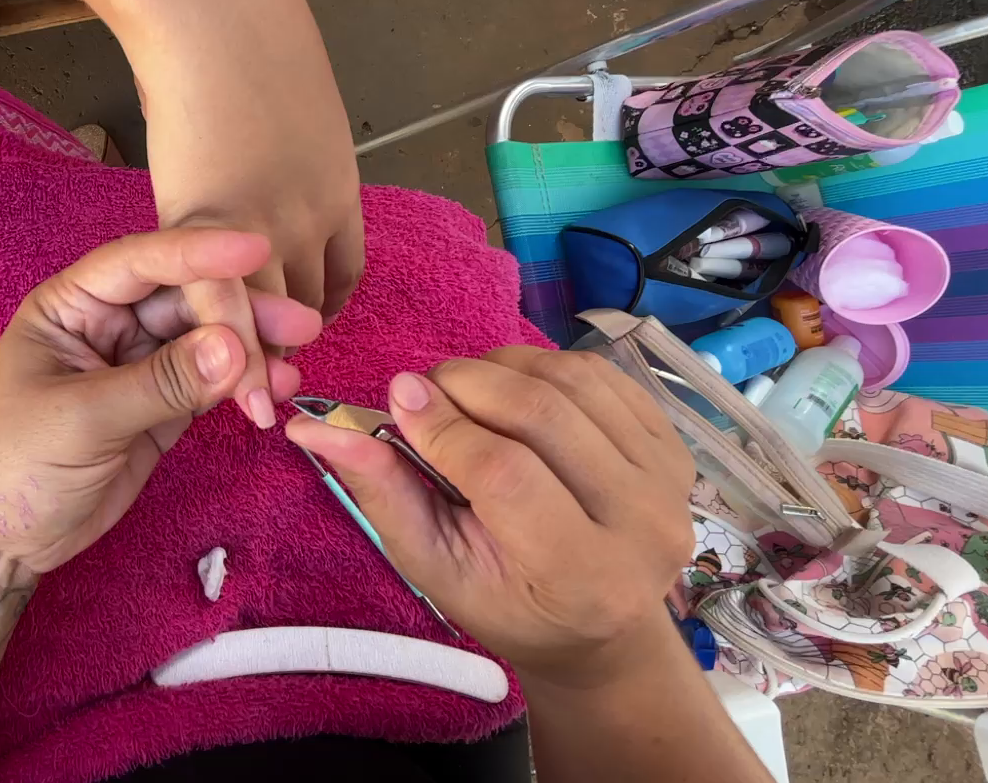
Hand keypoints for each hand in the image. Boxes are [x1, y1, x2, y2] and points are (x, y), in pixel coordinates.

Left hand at [0, 229, 322, 572]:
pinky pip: (208, 384)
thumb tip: (234, 347)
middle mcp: (109, 324)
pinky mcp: (160, 407)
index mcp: (73, 304)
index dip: (198, 251)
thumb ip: (160, 383)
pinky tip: (274, 391)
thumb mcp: (81, 419)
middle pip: (185, 298)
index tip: (256, 249)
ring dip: (250, 348)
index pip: (141, 262)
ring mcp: (138, 365)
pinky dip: (241, 385)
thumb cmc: (9, 464)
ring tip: (292, 368)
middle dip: (238, 311)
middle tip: (298, 327)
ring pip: (204, 339)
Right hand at [109, 0, 365, 431]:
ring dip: (262, 359)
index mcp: (338, 189)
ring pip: (272, 314)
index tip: (298, 331)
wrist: (214, 14)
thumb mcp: (297, 116)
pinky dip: (229, 350)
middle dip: (293, 344)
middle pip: (311, 301)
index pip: (342, 274)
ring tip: (252, 405)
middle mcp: (317, 215)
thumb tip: (273, 190)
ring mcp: (269, 220)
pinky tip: (222, 384)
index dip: (319, 311)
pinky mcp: (216, 219)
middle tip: (277, 385)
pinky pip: (227, 304)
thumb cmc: (249, 53)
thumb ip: (294, 168)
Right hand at [286, 347, 693, 687]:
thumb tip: (313, 426)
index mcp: (579, 573)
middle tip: (425, 392)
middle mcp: (643, 524)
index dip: (443, 425)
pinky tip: (516, 391)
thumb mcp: (429, 560)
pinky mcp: (675, 445)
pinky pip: (597, 371)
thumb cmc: (502, 600)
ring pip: (568, 379)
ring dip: (500, 367)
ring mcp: (668, 480)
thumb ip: (378, 489)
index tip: (395, 397)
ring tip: (468, 394)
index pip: (507, 474)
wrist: (598, 623)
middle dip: (465, 382)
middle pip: (542, 413)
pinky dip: (541, 364)